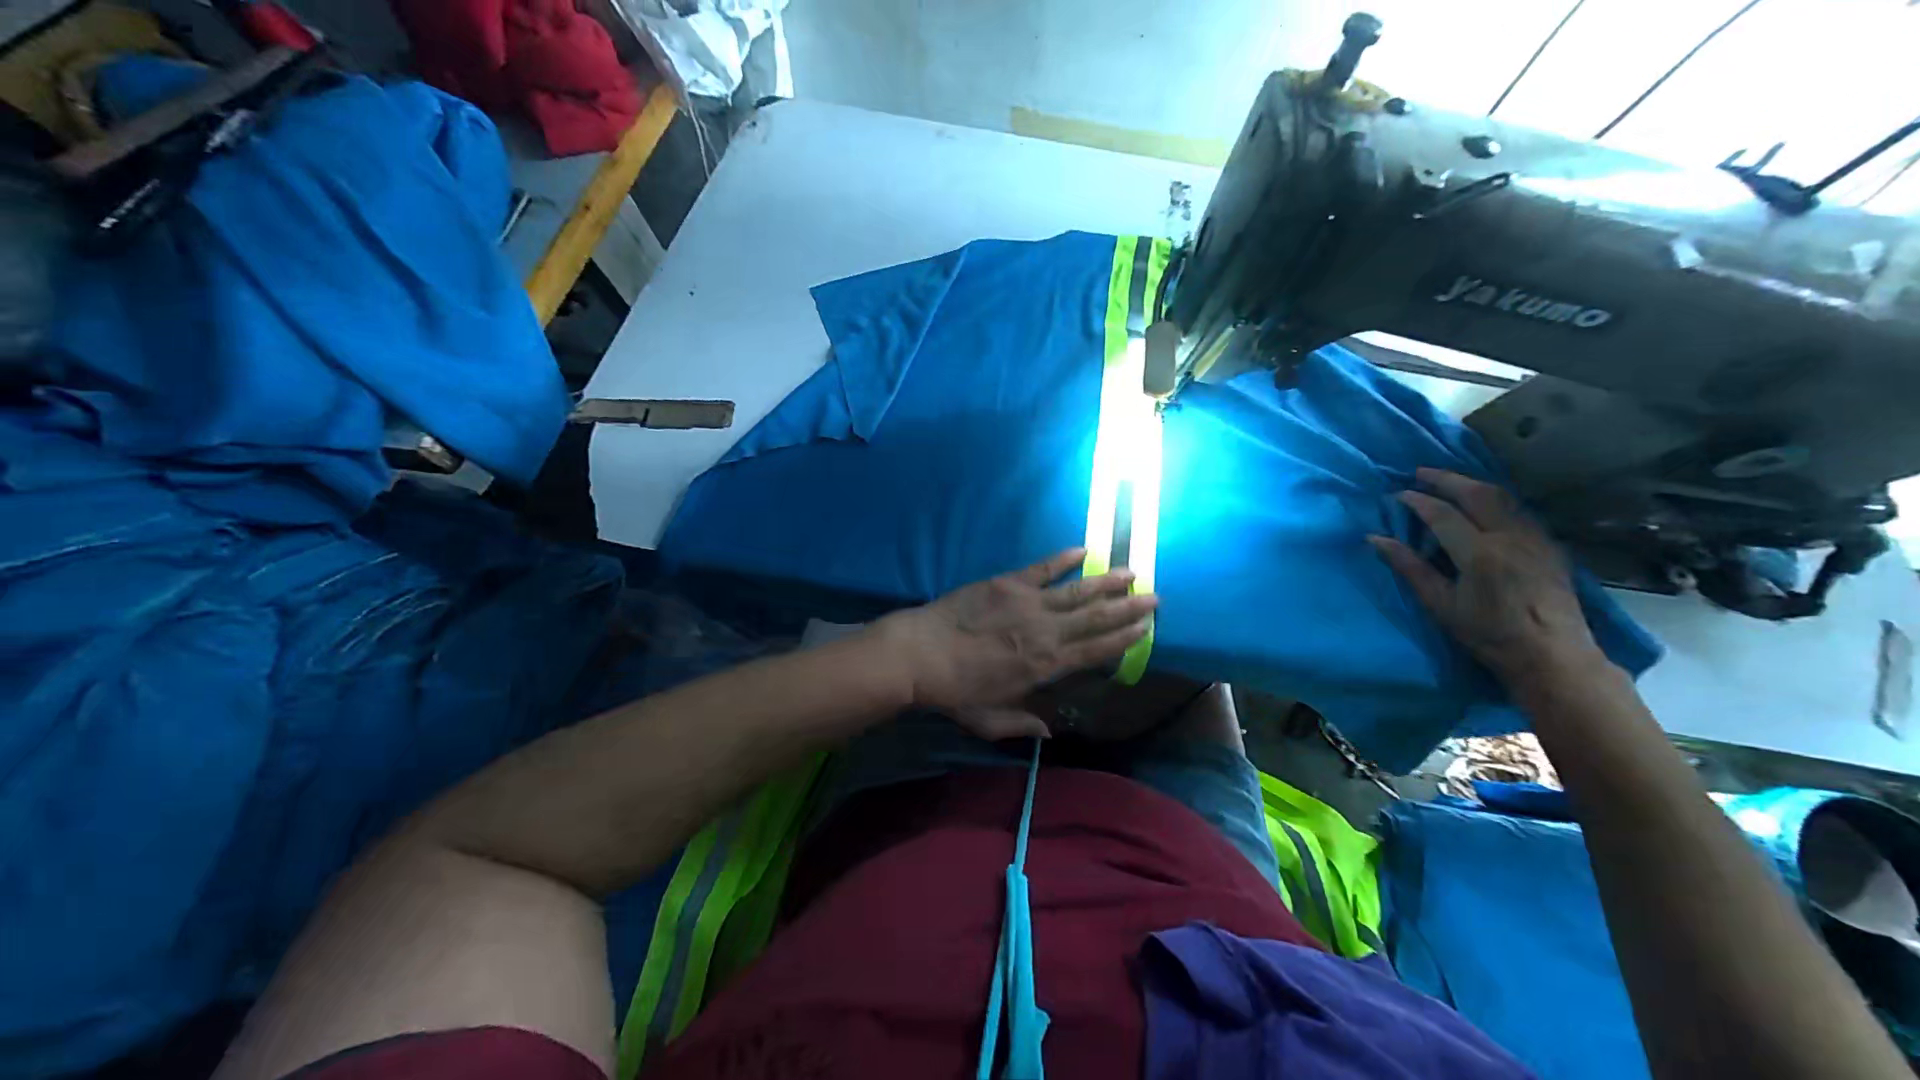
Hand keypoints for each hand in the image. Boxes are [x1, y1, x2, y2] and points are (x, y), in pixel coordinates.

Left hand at [872, 548, 1157, 739]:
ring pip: (1077, 591)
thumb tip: (1050, 730)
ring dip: (1106, 582)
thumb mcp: (990, 721)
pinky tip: (1083, 550)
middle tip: (1155, 597)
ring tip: (1132, 572)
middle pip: (1095, 618)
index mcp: (1045, 666)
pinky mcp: (1007, 583)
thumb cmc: (954, 692)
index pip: (1095, 651)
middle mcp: (1045, 632)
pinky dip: (1063, 558)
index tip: (1146, 628)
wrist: (920, 655)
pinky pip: (1041, 568)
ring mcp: (1028, 603)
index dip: (1123, 639)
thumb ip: (1023, 723)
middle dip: (1127, 607)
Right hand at [1368, 468, 1607, 687]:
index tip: (1398, 494)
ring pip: (1502, 497)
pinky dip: (1494, 498)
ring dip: (1471, 483)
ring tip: (1448, 481)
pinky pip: (1518, 509)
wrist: (1552, 655)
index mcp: (1479, 554)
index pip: (1442, 514)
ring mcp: (1534, 538)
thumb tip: (1376, 539)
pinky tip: (1482, 503)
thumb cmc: (1488, 635)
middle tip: (1420, 472)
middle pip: (1476, 494)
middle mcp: (1509, 537)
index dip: (1418, 501)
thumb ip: (1410, 567)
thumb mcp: (1440, 604)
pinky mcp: (1548, 545)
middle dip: (1445, 479)